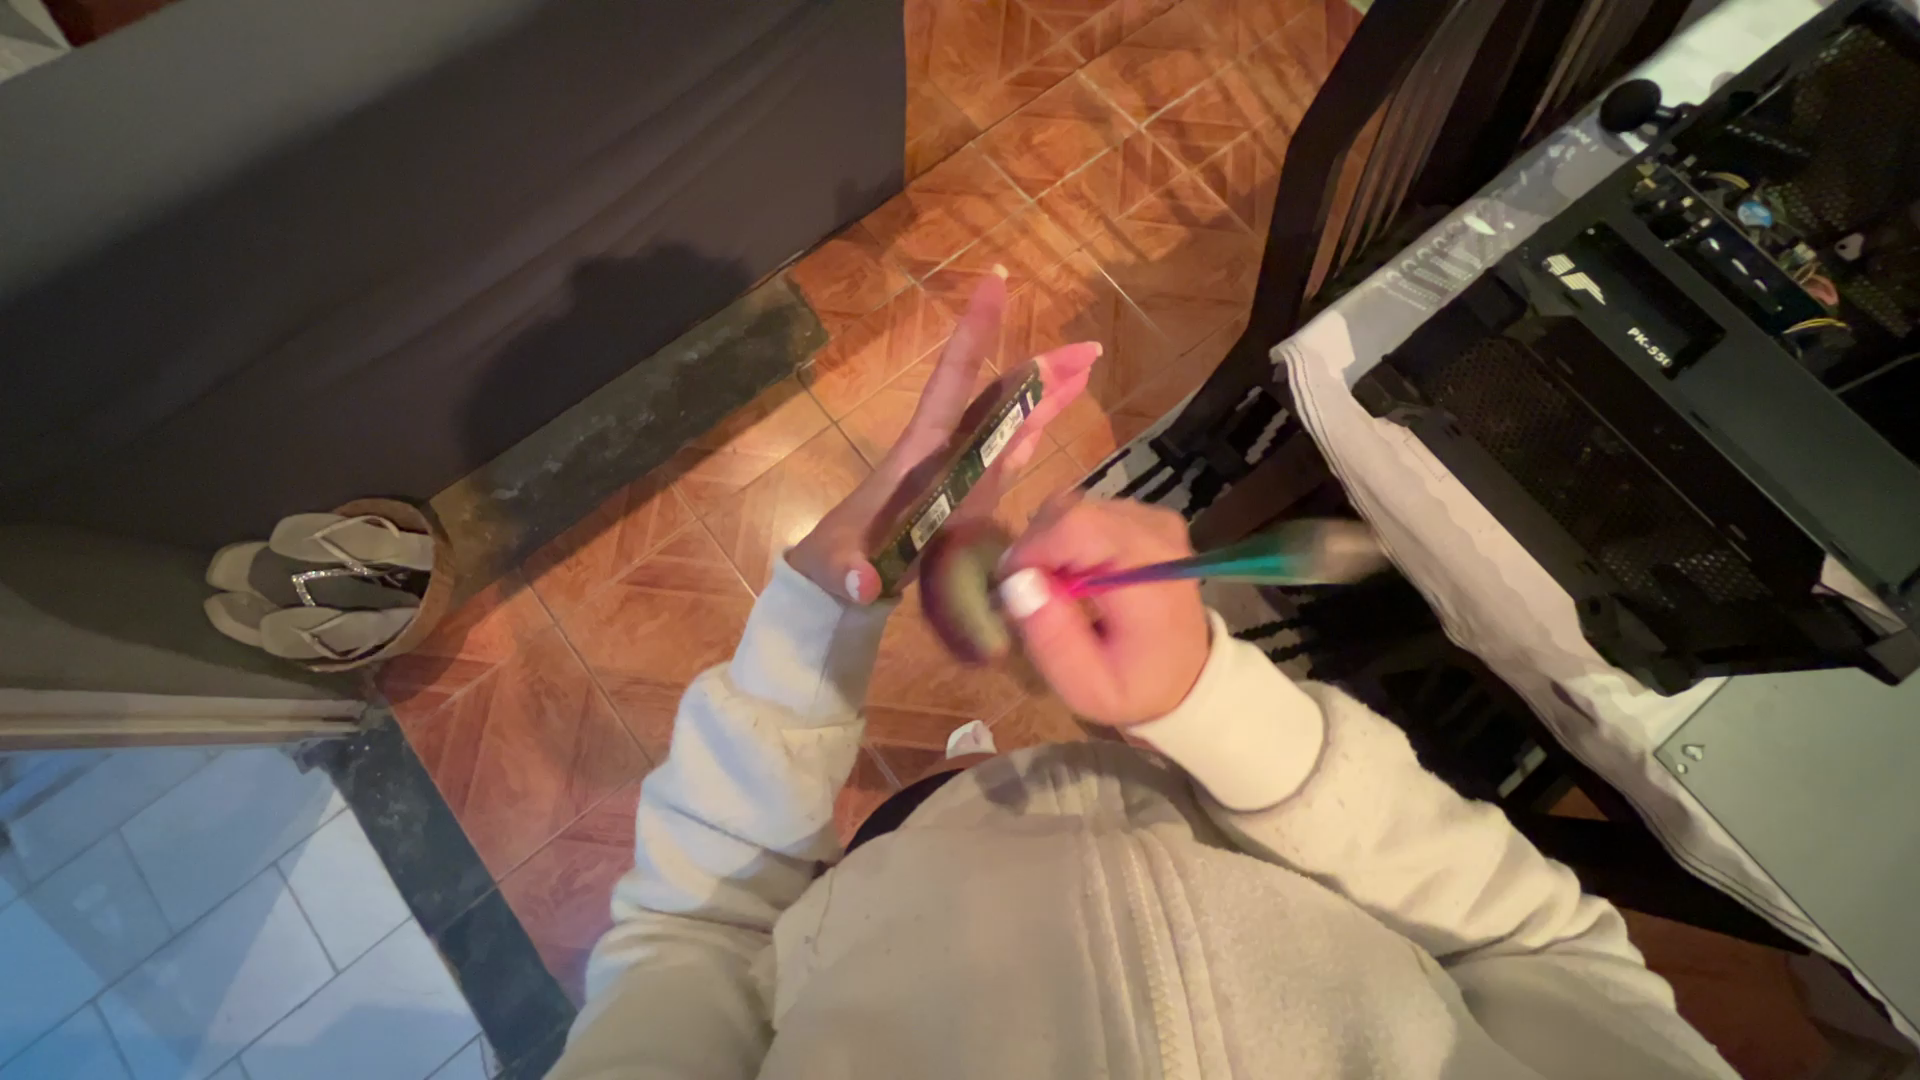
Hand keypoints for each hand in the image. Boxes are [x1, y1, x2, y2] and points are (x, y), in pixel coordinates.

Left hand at [787, 272, 1099, 603]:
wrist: (840, 582)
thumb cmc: (835, 562)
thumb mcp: (836, 568)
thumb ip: (848, 573)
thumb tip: (862, 584)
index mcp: (920, 451)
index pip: (952, 380)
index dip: (974, 333)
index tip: (996, 281)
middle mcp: (946, 451)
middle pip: (997, 398)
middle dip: (1040, 370)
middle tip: (1088, 348)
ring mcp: (961, 474)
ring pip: (1010, 422)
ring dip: (1048, 395)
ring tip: (1088, 368)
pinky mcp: (972, 498)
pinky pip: (1010, 459)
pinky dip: (1036, 433)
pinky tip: (1058, 415)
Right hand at [1000, 498, 1210, 726]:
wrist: (1186, 674)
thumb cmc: (1134, 684)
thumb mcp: (1087, 686)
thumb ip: (1052, 640)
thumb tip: (1016, 583)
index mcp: (1148, 579)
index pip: (1077, 527)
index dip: (1032, 548)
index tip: (1011, 585)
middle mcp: (1157, 537)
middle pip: (1070, 511)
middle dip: (1035, 547)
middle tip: (1028, 591)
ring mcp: (1155, 521)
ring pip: (1074, 508)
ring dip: (1049, 543)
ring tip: (1053, 586)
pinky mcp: (1148, 518)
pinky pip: (1088, 511)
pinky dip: (1068, 539)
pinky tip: (1075, 574)